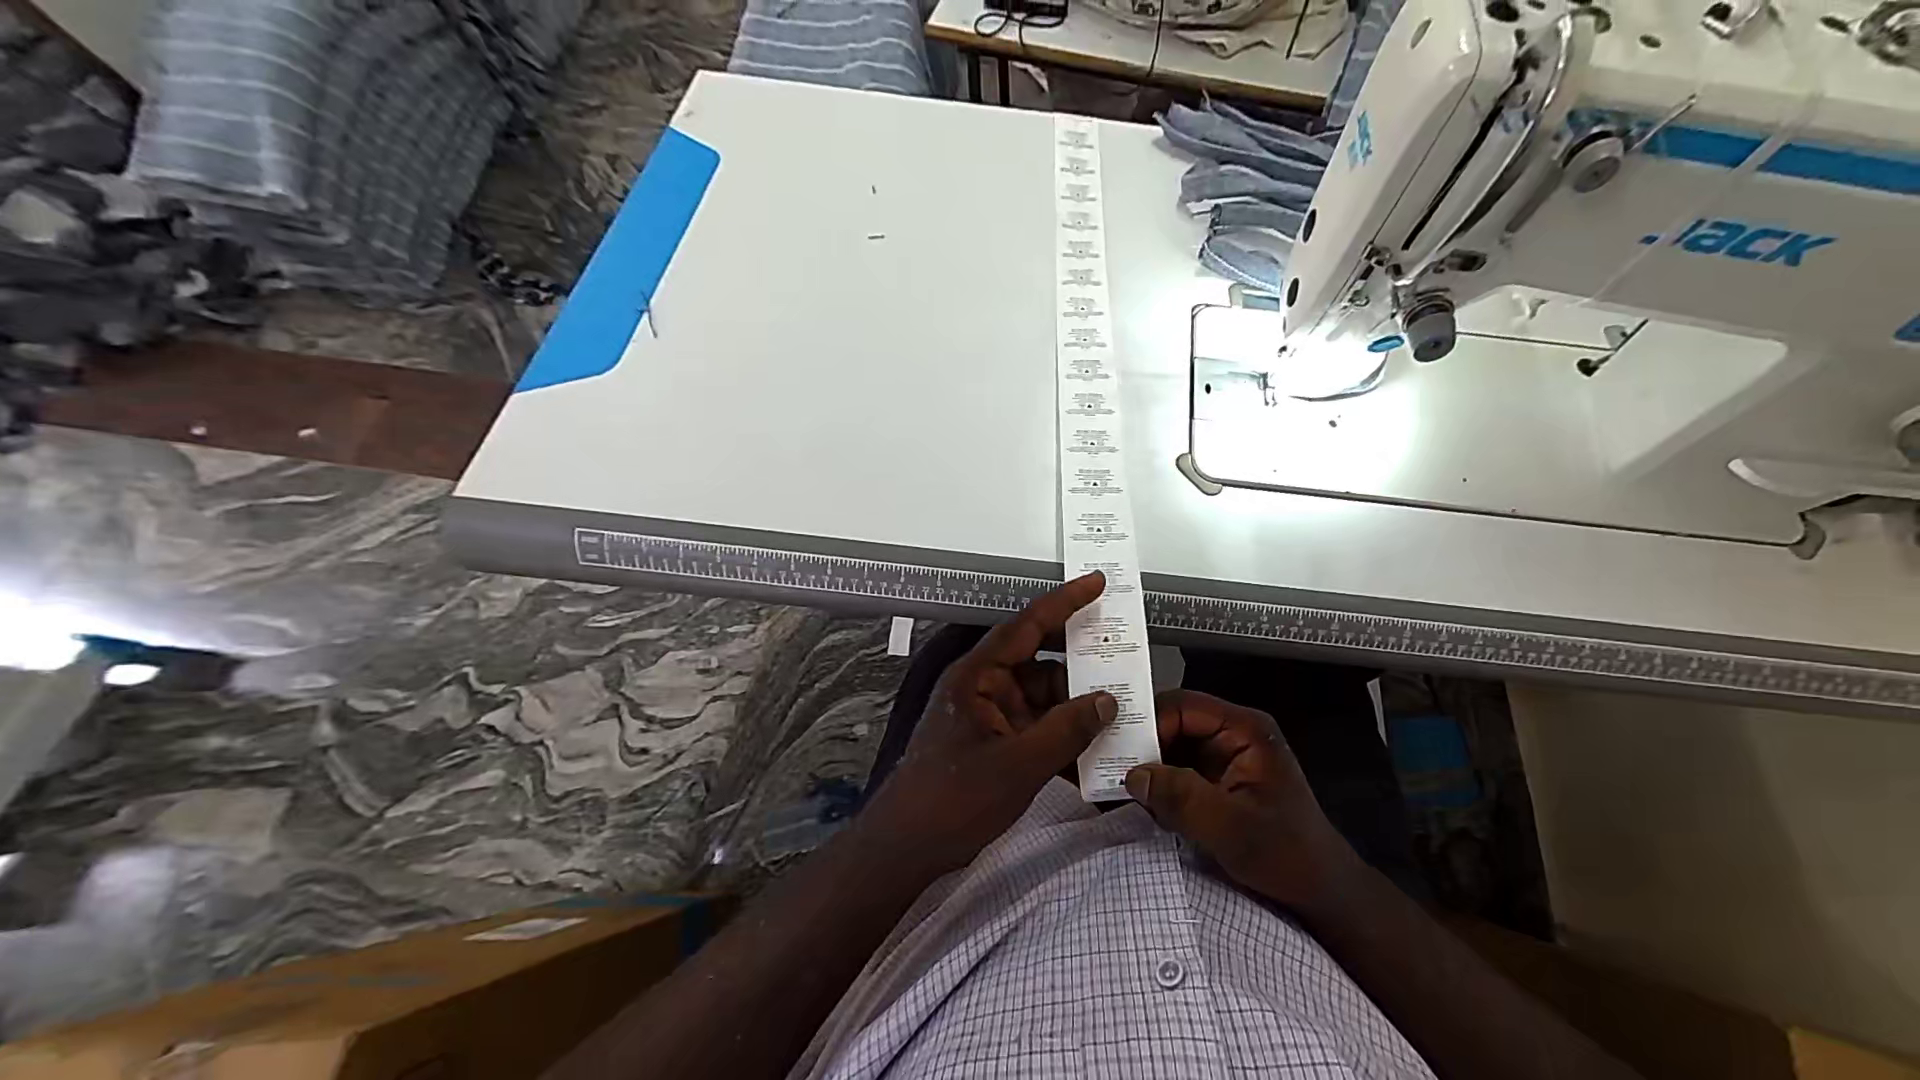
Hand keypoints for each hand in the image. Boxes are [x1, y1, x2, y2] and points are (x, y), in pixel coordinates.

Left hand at [857, 573, 1118, 874]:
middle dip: (1080, 665)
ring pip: (1043, 699)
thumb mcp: (1018, 765)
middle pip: (1040, 663)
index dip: (1063, 603)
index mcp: (978, 676)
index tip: (1095, 583)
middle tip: (1123, 658)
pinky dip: (1062, 735)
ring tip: (1120, 713)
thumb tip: (1105, 702)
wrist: (909, 846)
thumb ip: (1066, 730)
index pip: (1025, 627)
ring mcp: (990, 716)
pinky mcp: (995, 743)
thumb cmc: (952, 798)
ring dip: (1075, 708)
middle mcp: (984, 688)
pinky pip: (1037, 727)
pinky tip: (1094, 750)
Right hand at [1125, 690, 1359, 911]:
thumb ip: (1183, 797)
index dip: (1149, 722)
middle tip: (1109, 765)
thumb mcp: (1233, 828)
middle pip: (1172, 722)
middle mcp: (1231, 735)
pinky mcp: (1213, 781)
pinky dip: (1154, 783)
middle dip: (1141, 744)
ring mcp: (1221, 758)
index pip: (1184, 706)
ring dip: (1145, 765)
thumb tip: (1134, 776)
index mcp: (1246, 731)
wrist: (1320, 895)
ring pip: (1168, 746)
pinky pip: (1173, 770)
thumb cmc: (1288, 856)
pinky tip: (1138, 800)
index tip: (1120, 749)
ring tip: (1116, 783)